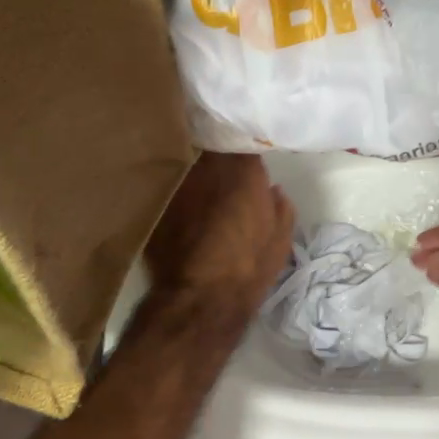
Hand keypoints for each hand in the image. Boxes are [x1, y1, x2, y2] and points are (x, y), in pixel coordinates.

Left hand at [144, 153, 294, 318]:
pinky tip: (182, 208)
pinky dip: (178, 194)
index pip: (241, 140)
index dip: (243, 145)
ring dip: (195, 171)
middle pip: (211, 147)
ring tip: (202, 183)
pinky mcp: (157, 206)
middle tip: (225, 166)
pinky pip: (170, 189)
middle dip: (218, 152)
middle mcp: (207, 169)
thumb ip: (280, 206)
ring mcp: (178, 185)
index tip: (247, 154)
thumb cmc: (250, 267)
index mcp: (243, 171)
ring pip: (188, 165)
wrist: (201, 298)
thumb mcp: (281, 238)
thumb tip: (273, 190)